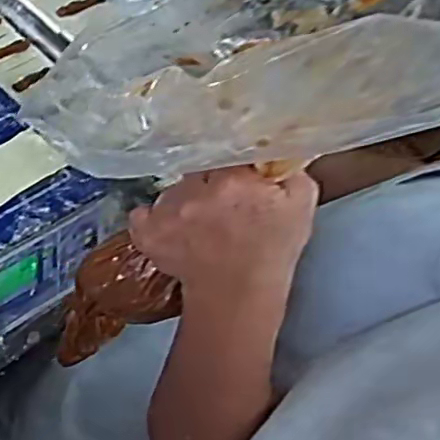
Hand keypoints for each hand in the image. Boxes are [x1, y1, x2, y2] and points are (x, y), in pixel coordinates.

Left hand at [128, 166, 317, 297]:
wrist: (235, 287)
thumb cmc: (272, 245)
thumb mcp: (300, 197)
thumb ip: (286, 167)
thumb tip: (270, 152)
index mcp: (232, 180)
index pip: (224, 153)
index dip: (229, 164)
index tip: (234, 174)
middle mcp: (192, 194)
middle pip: (193, 173)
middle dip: (205, 182)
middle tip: (218, 200)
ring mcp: (164, 215)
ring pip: (168, 192)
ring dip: (179, 200)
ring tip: (195, 218)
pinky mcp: (145, 234)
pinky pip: (139, 214)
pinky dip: (150, 217)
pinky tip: (167, 224)